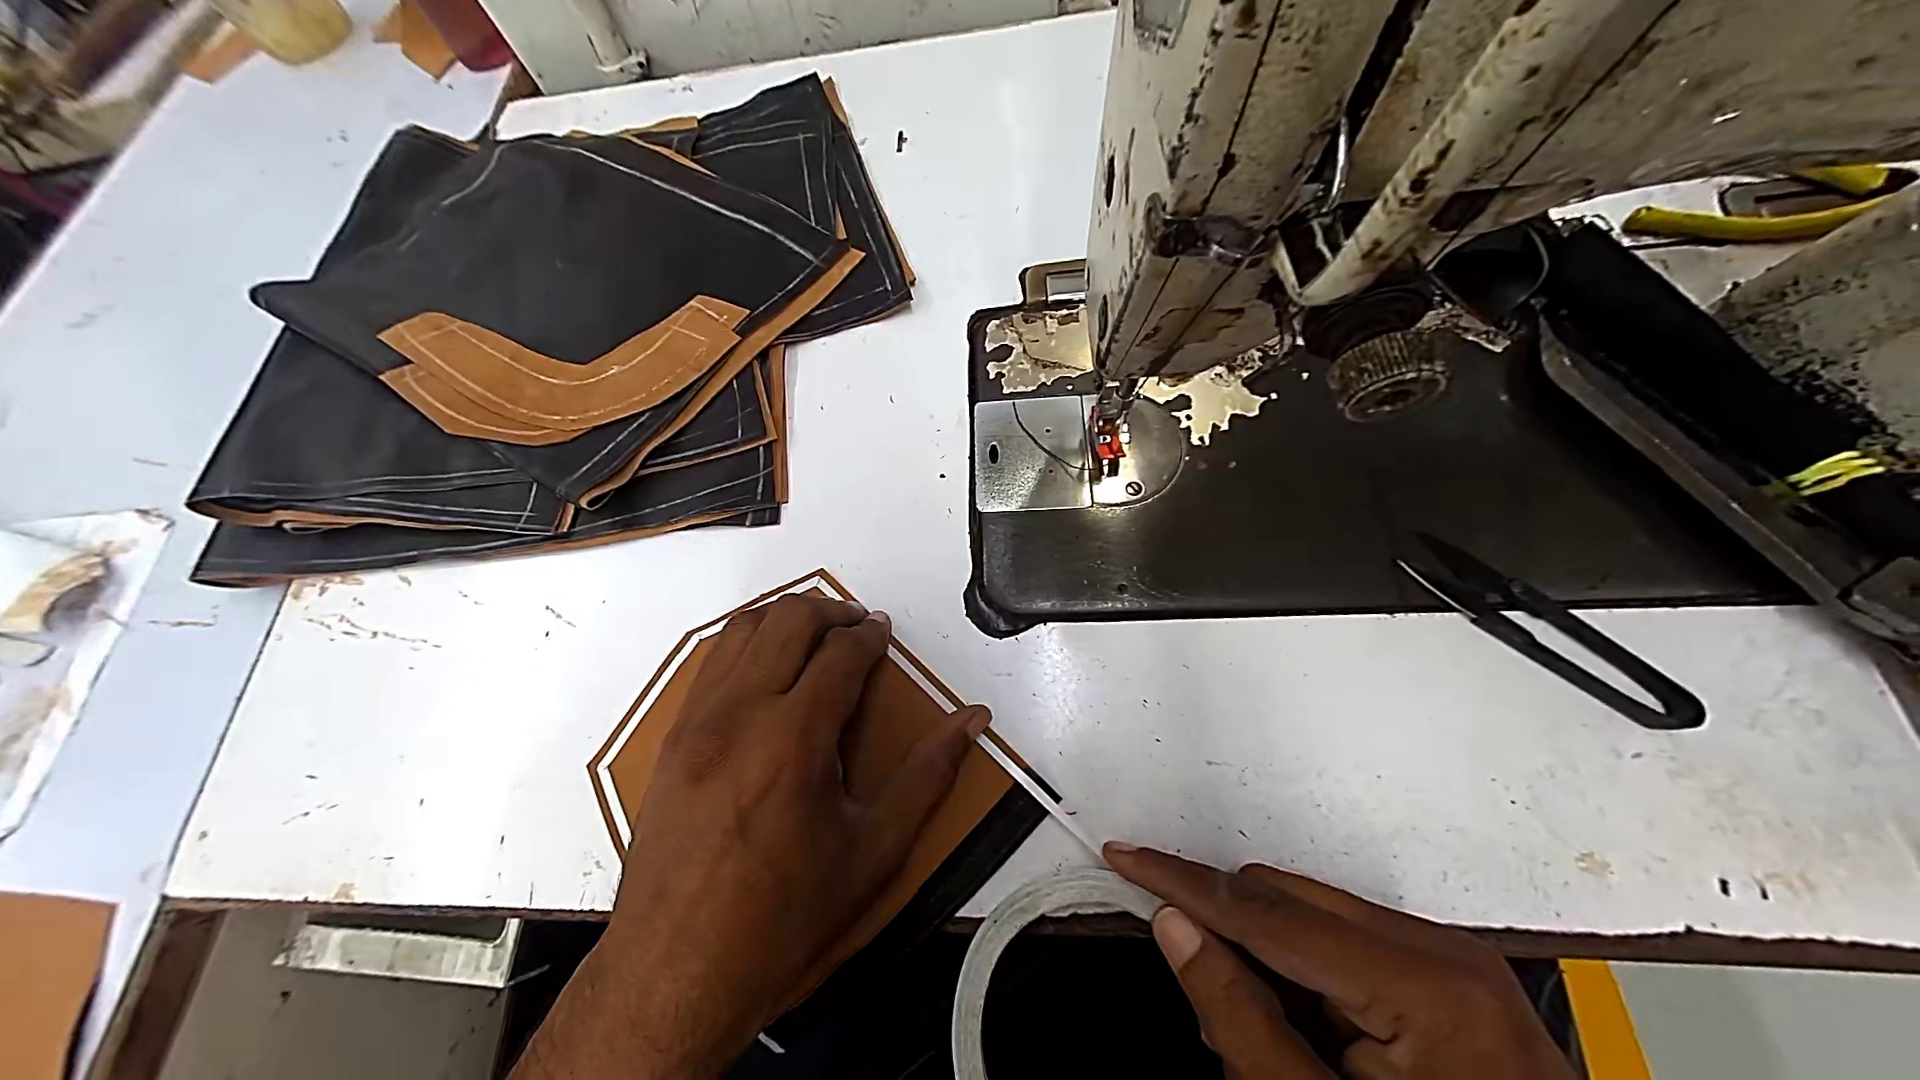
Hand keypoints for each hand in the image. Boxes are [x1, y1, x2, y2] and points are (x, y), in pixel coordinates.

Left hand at [512, 595, 987, 1079]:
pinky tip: (764, 663)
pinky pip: (708, 661)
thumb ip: (928, 775)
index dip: (870, 635)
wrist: (679, 969)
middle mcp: (739, 716)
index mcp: (793, 739)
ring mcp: (697, 723)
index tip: (881, 633)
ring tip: (814, 632)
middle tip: (856, 623)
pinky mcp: (673, 739)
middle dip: (830, 609)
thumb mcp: (874, 849)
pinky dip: (744, 642)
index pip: (840, 653)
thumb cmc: (779, 917)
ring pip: (742, 628)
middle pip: (788, 620)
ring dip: (784, 617)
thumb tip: (969, 725)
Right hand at [1105, 845, 1577, 1079]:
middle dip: (1225, 925)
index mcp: (1427, 986)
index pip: (1267, 908)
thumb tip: (1177, 928)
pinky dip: (1301, 975)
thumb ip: (1240, 1018)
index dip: (1184, 882)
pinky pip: (1345, 945)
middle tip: (1189, 976)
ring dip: (1261, 956)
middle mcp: (1446, 957)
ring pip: (1312, 918)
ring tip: (1256, 1034)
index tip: (1128, 857)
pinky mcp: (1450, 981)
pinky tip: (1294, 1030)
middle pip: (1289, 901)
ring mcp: (1454, 966)